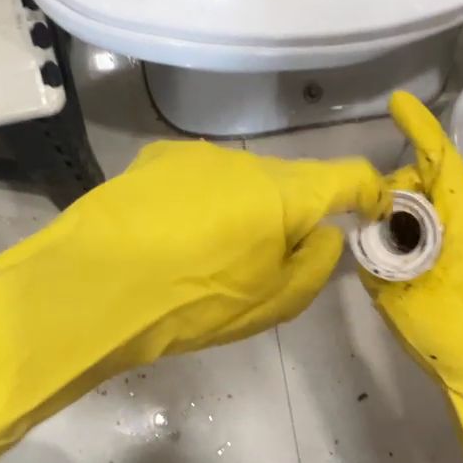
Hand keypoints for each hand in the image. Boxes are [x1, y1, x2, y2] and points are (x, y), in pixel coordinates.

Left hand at [0, 141, 388, 462]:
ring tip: (216, 255)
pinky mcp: (151, 163)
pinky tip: (177, 240)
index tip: (375, 211)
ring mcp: (193, 157)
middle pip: (292, 180)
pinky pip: (200, 180)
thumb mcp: (273, 303)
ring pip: (244, 179)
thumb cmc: (191, 305)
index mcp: (283, 191)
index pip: (348, 176)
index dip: (371, 193)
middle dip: (298, 211)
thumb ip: (315, 264)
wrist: (87, 293)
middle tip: (281, 258)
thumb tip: (324, 233)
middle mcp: (243, 161)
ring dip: (248, 207)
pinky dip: (206, 203)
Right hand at [363, 92, 462, 462]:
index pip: (440, 158)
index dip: (419, 127)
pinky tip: (396, 254)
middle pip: (427, 178)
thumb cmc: (448, 331)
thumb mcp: (399, 292)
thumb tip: (369, 229)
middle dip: (395, 190)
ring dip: (403, 213)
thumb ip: (381, 254)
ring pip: (429, 201)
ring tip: (386, 252)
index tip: (398, 103)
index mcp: (461, 218)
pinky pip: (435, 222)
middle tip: (370, 224)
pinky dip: (413, 226)